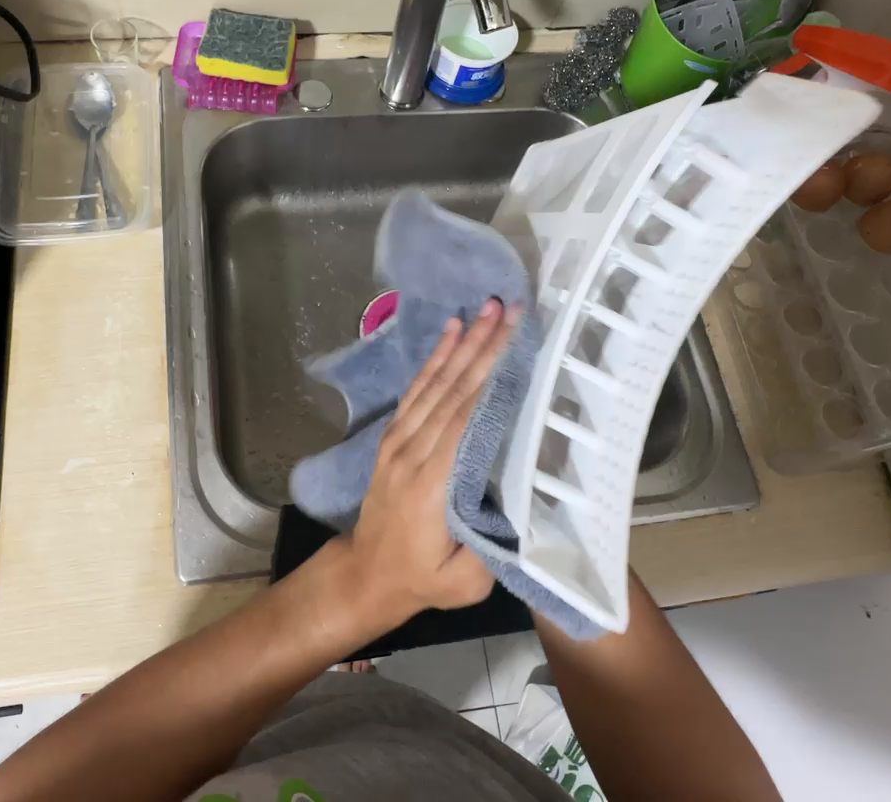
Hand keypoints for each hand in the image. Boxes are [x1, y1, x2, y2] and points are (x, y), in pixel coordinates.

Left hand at [332, 299, 520, 634]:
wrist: (366, 573)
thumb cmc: (420, 578)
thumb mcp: (465, 582)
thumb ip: (493, 548)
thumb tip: (524, 506)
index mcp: (433, 482)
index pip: (465, 417)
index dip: (488, 376)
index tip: (512, 341)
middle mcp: (414, 451)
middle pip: (452, 389)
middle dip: (481, 347)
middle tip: (504, 309)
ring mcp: (399, 440)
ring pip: (433, 383)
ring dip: (460, 344)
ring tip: (483, 310)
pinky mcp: (393, 437)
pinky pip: (416, 392)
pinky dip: (433, 360)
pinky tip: (449, 335)